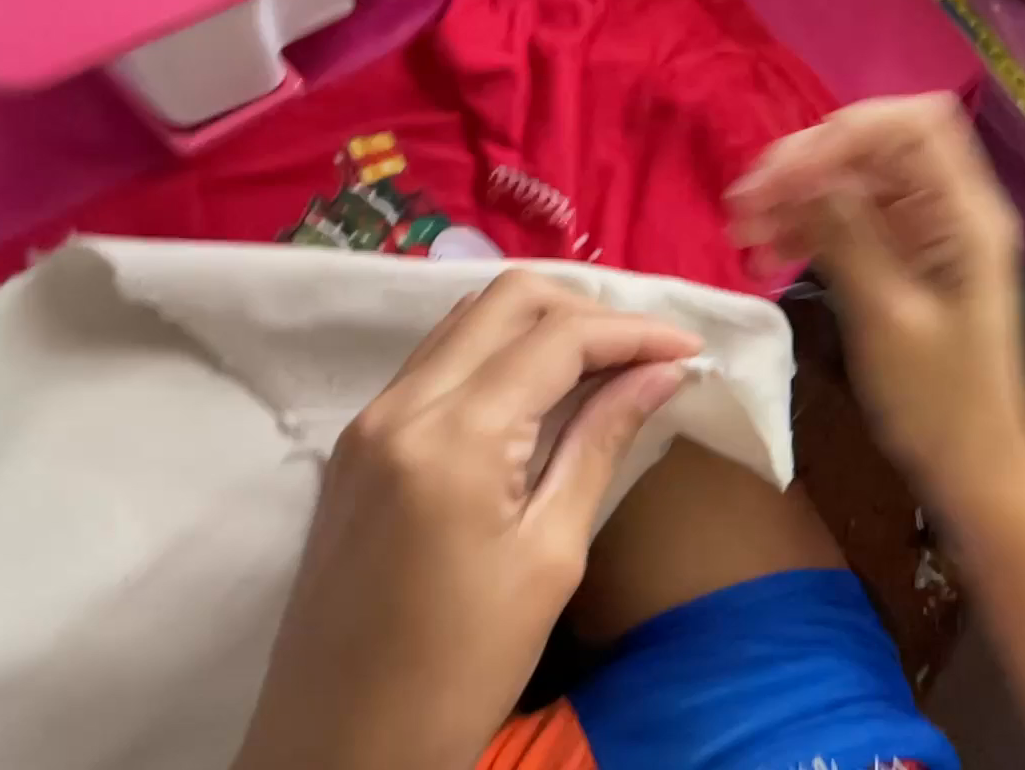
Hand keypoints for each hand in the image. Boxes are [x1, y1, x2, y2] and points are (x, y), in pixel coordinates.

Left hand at [232, 272, 701, 769]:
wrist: (335, 753)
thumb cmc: (462, 669)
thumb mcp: (553, 554)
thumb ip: (602, 441)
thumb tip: (663, 374)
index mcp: (453, 437)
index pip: (559, 338)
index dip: (634, 331)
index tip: (689, 347)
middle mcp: (401, 404)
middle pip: (507, 299)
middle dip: (587, 310)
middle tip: (644, 352)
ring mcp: (370, 418)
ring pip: (469, 319)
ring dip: (543, 324)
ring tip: (605, 363)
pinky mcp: (360, 441)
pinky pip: (442, 359)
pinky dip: (502, 352)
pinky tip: (543, 390)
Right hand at [727, 94, 1024, 491]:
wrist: (973, 465)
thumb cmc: (940, 404)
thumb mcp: (887, 318)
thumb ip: (848, 236)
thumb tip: (804, 172)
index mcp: (966, 214)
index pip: (911, 125)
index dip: (844, 133)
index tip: (784, 177)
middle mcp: (950, 209)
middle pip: (875, 148)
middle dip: (807, 165)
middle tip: (746, 205)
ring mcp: (926, 233)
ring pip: (854, 183)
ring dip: (797, 199)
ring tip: (744, 236)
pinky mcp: (904, 259)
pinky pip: (851, 223)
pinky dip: (808, 229)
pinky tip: (767, 256)